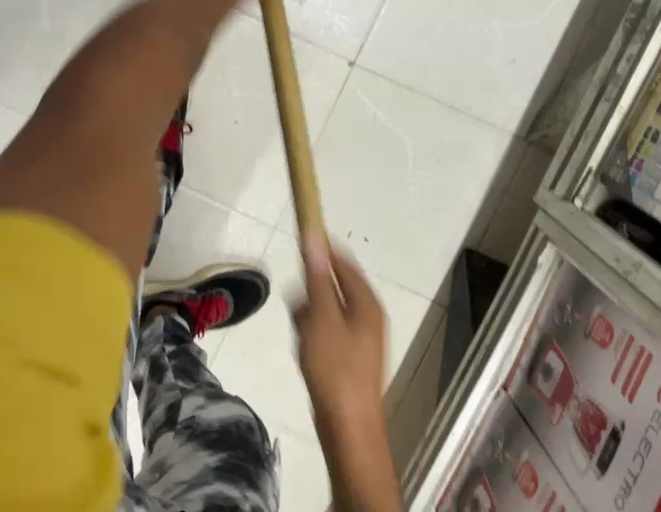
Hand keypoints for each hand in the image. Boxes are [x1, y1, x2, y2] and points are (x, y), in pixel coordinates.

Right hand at [293, 236, 387, 431]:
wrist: (347, 426)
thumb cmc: (335, 367)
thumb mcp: (321, 316)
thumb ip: (316, 275)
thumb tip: (314, 235)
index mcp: (366, 302)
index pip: (341, 261)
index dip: (318, 253)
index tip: (294, 254)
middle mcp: (366, 315)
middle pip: (330, 285)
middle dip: (309, 295)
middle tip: (299, 312)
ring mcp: (358, 337)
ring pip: (323, 310)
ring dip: (307, 318)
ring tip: (302, 338)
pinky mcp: (347, 356)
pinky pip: (324, 332)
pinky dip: (311, 336)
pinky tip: (305, 353)